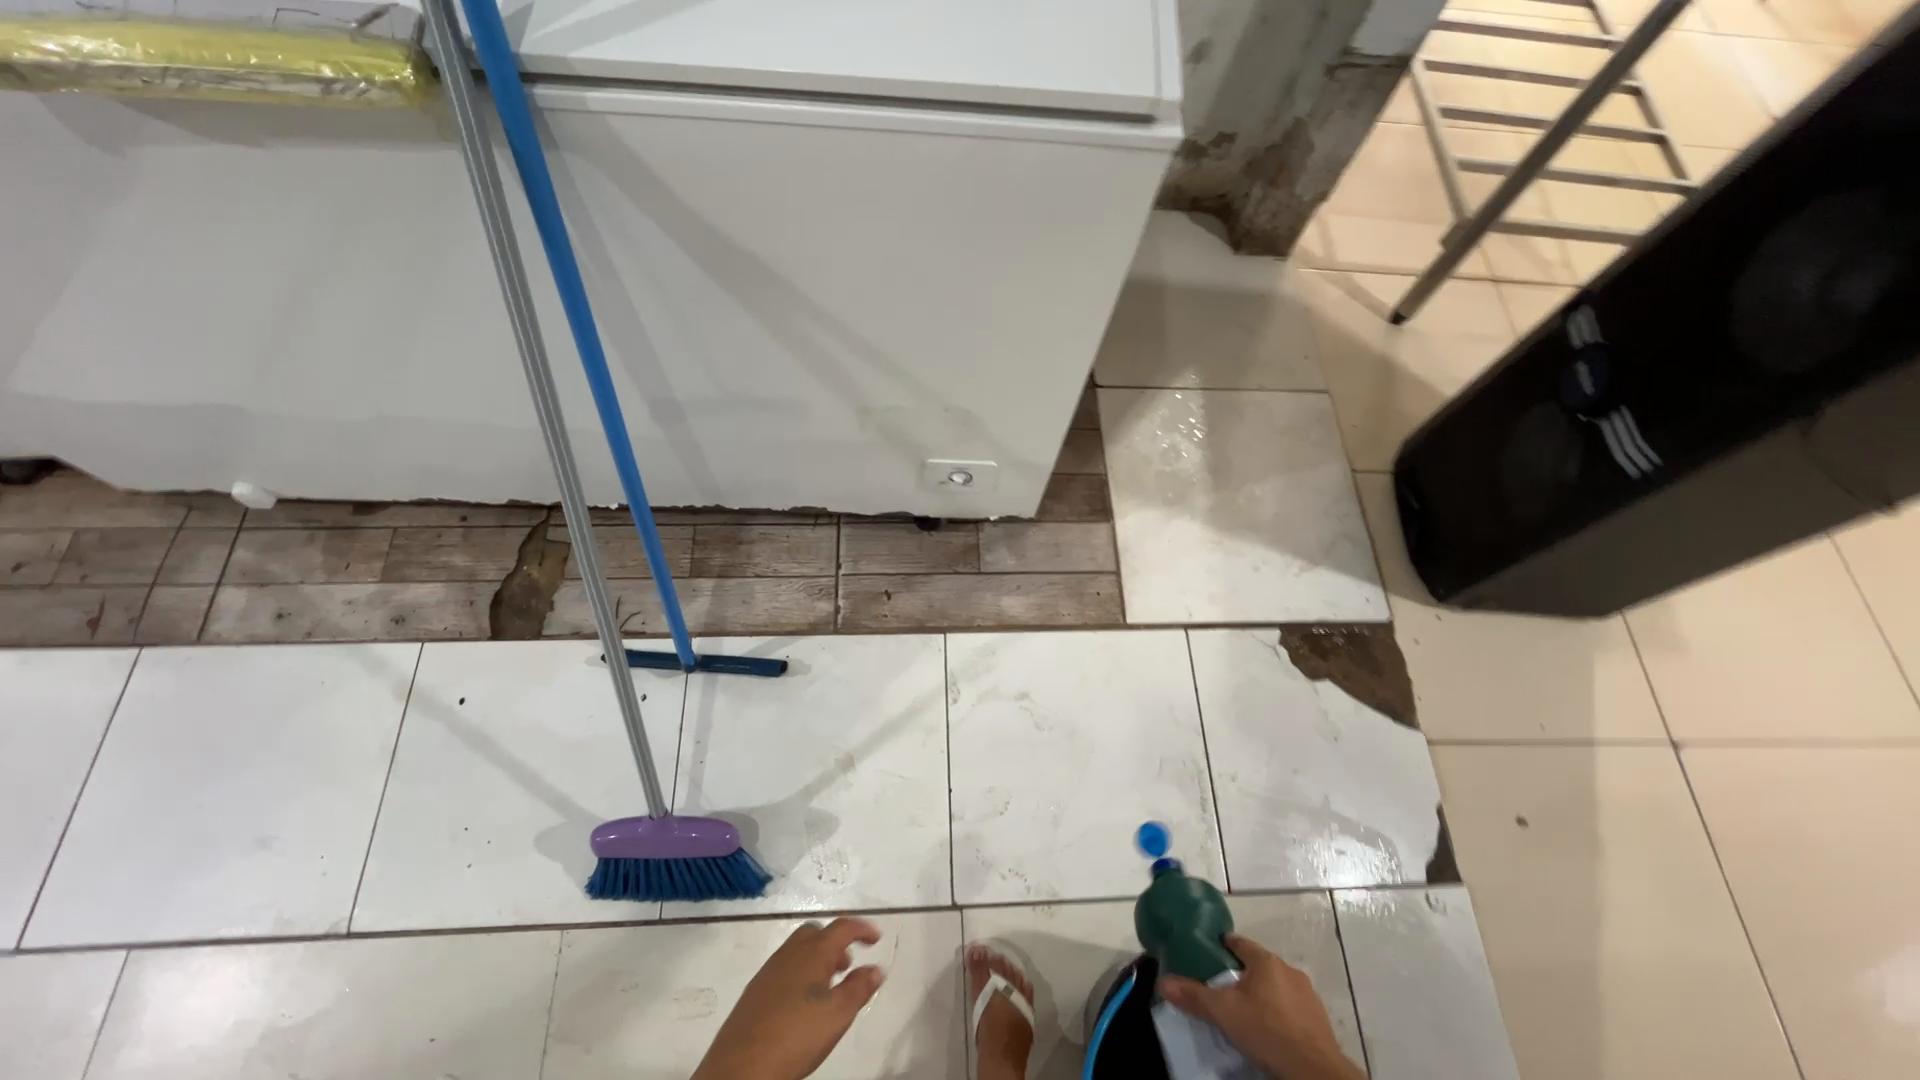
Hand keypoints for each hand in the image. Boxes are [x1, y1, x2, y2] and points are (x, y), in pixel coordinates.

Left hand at [692, 917, 886, 1079]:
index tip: (876, 937)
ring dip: (817, 958)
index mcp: (813, 953)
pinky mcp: (755, 990)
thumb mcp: (838, 1014)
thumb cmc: (797, 1035)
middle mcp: (790, 953)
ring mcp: (768, 971)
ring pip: (797, 950)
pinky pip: (784, 968)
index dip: (861, 928)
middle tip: (848, 964)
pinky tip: (802, 1003)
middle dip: (835, 942)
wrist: (742, 1066)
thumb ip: (859, 988)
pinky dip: (800, 972)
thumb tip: (875, 968)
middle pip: (816, 933)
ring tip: (828, 987)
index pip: (842, 928)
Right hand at [1158, 933, 1365, 1079]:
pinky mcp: (1318, 1018)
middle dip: (1240, 974)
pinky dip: (1277, 1012)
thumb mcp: (1223, 1013)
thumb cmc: (1266, 1031)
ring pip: (1275, 986)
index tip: (1207, 953)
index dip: (1222, 945)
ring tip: (1243, 1011)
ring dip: (1261, 994)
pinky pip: (1290, 1006)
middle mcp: (1289, 970)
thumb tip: (1163, 982)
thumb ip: (1194, 996)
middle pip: (1257, 965)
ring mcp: (1307, 994)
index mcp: (1266, 962)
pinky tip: (1268, 1029)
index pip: (1239, 942)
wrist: (1314, 1072)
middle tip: (1220, 989)